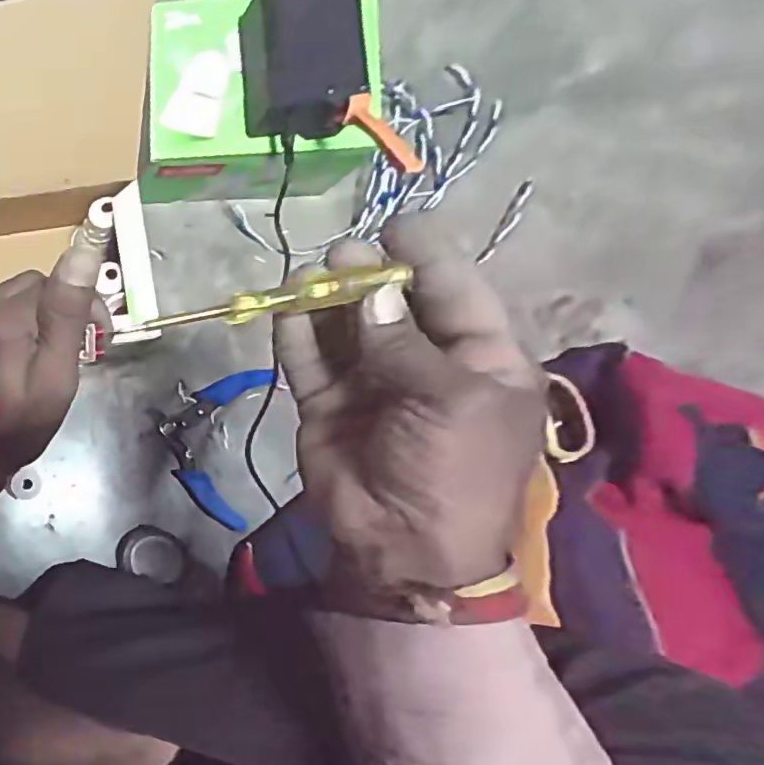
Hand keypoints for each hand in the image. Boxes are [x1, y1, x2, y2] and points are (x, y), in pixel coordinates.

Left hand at [0, 245, 103, 472]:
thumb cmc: (18, 422)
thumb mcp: (55, 376)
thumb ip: (66, 314)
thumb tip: (82, 253)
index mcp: (9, 314)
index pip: (55, 283)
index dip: (82, 306)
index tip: (96, 338)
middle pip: (30, 289)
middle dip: (55, 310)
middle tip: (70, 348)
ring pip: (6, 301)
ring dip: (29, 319)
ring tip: (37, 356)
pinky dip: (3, 330)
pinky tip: (7, 360)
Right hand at [275, 214, 544, 617]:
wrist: (402, 540)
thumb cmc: (454, 467)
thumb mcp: (451, 399)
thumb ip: (405, 345)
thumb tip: (372, 296)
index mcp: (477, 358)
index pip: (454, 294)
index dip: (429, 258)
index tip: (399, 224)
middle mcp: (420, 363)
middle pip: (391, 307)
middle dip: (369, 278)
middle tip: (341, 254)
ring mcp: (368, 384)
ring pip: (343, 330)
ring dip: (326, 302)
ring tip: (307, 274)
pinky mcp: (323, 403)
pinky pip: (308, 362)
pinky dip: (296, 336)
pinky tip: (286, 310)